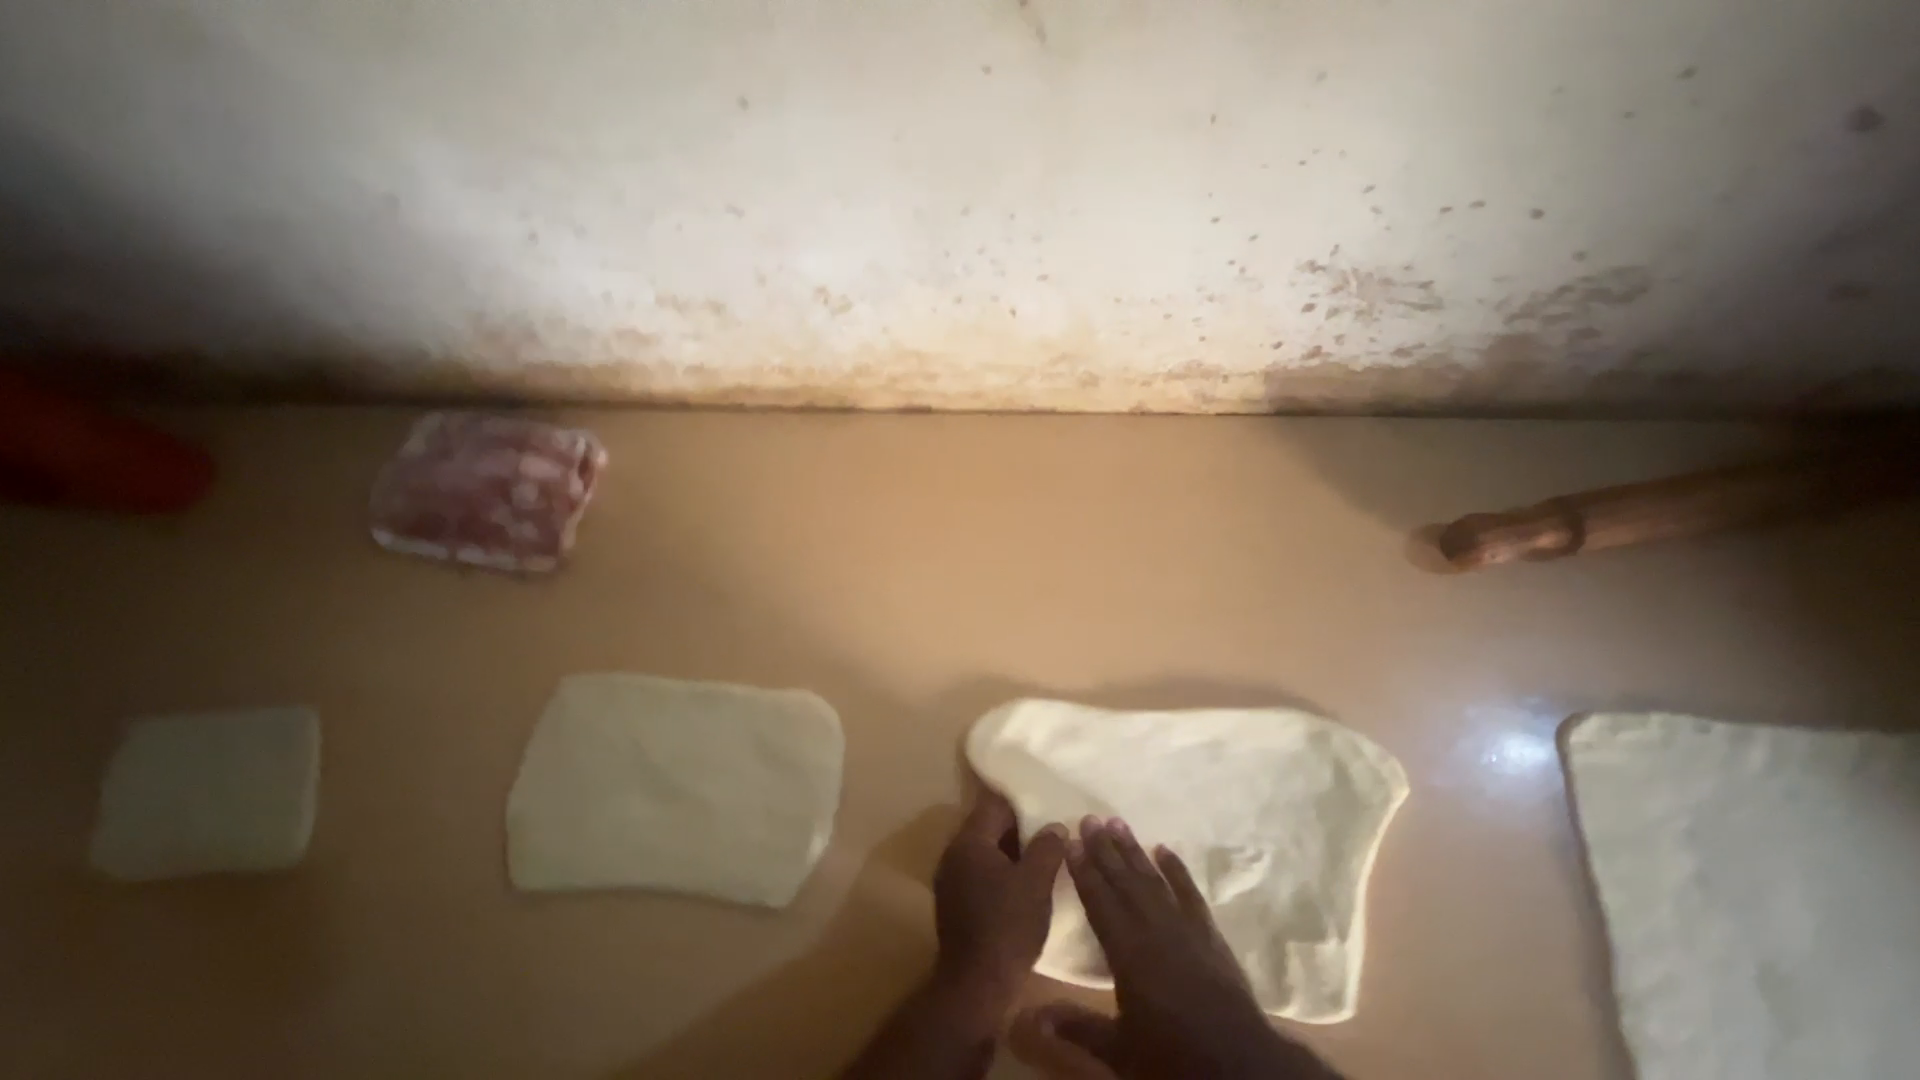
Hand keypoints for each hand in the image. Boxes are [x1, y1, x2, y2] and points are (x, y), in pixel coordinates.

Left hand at [930, 789, 1068, 1013]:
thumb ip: (1047, 847)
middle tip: (1051, 829)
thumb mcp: (1036, 882)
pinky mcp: (954, 903)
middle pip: (987, 827)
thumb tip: (1055, 825)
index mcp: (968, 842)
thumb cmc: (1008, 926)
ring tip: (1043, 856)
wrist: (977, 983)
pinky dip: (1001, 872)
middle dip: (1019, 827)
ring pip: (984, 853)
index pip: (994, 805)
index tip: (1047, 802)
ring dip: (1011, 852)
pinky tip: (1025, 884)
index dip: (1022, 802)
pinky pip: (980, 874)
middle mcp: (952, 854)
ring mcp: (950, 880)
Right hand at [1009, 817, 1342, 1079]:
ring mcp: (1185, 929)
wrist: (1238, 1062)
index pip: (1100, 902)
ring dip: (1135, 851)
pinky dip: (1177, 871)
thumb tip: (1030, 1017)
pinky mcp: (1210, 935)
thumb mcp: (1118, 1049)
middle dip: (1105, 849)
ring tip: (1118, 823)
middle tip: (1090, 818)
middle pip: (1125, 882)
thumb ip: (1076, 1026)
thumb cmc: (1171, 1055)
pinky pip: (1190, 894)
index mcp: (1128, 954)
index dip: (1083, 871)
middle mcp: (1154, 931)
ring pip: (1154, 881)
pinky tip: (1165, 850)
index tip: (1069, 841)